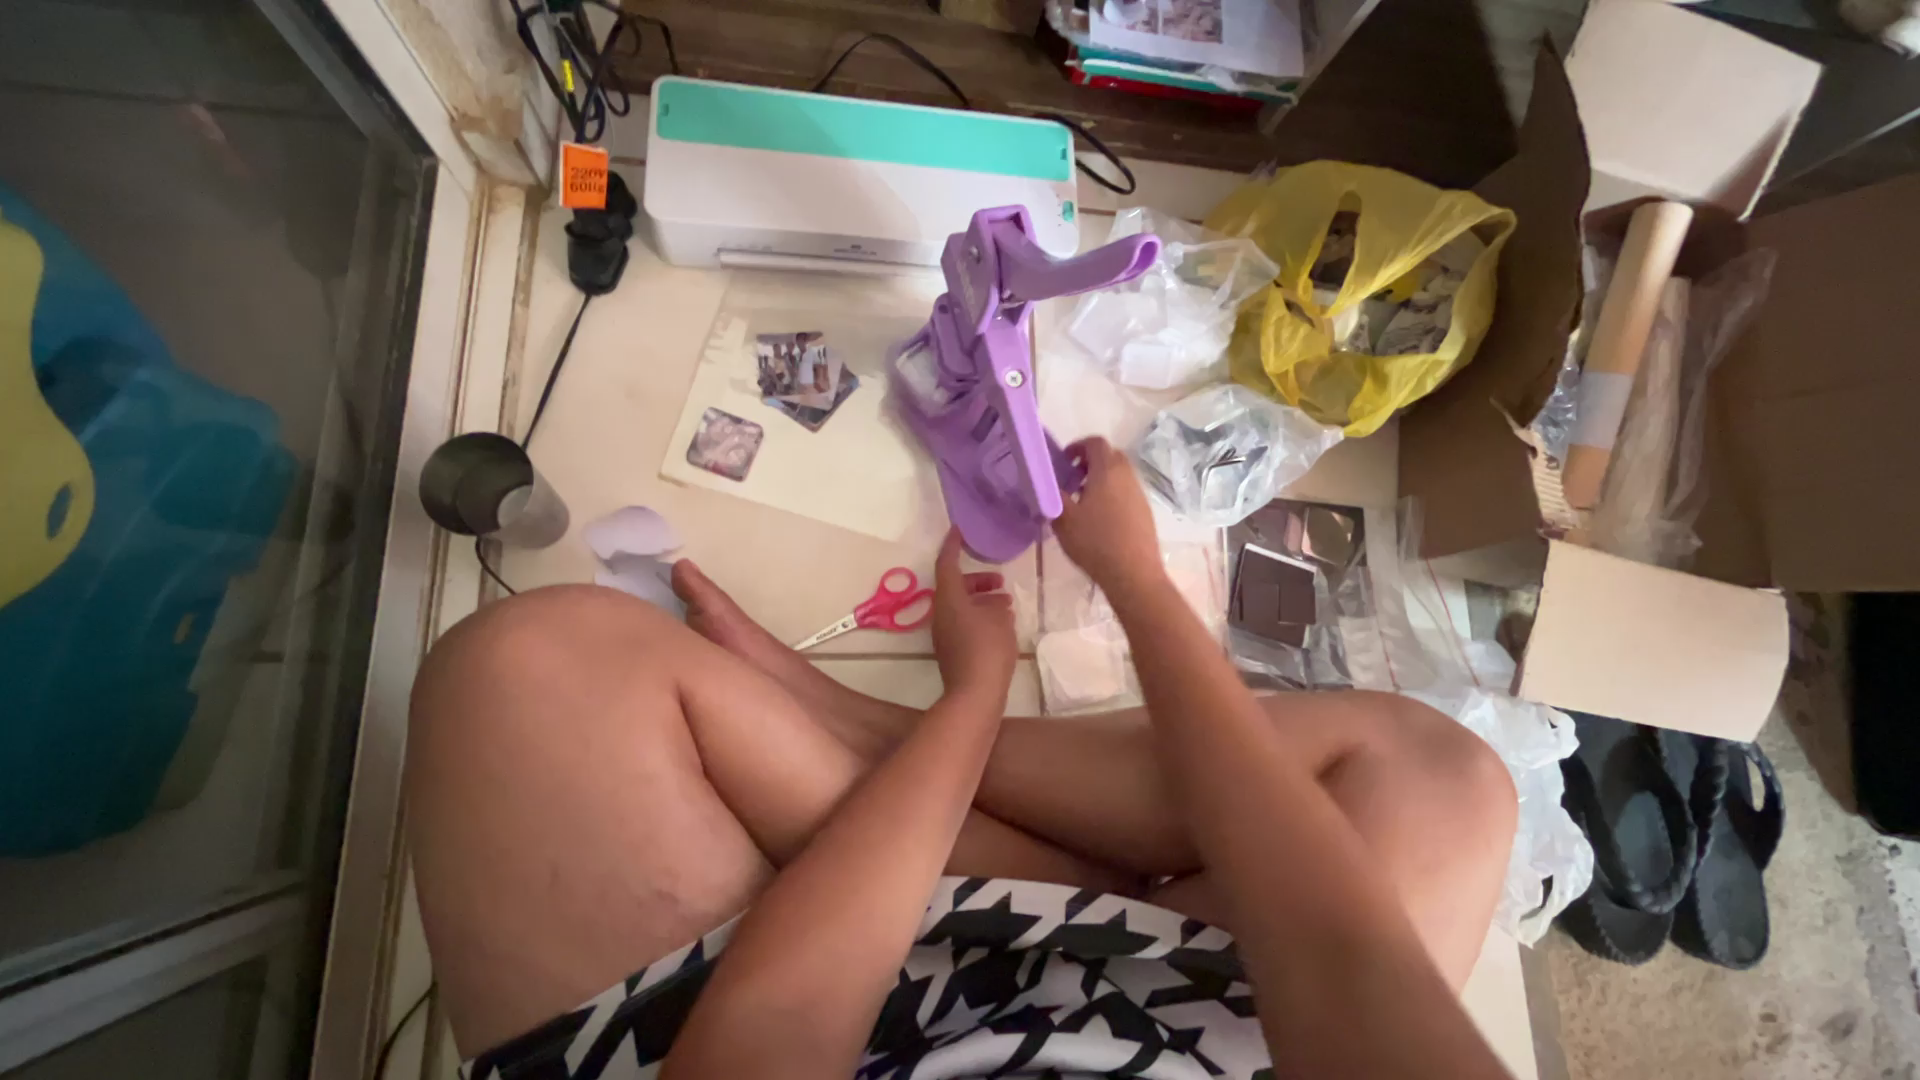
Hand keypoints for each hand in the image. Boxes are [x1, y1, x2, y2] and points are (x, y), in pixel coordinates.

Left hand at [931, 528, 1016, 709]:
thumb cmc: (988, 650)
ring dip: (980, 599)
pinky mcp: (951, 649)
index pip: (946, 563)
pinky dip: (979, 615)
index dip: (953, 545)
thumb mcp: (1000, 620)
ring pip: (959, 605)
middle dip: (976, 579)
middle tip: (999, 579)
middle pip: (954, 586)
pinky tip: (1001, 623)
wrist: (974, 694)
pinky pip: (963, 622)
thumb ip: (997, 605)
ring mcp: (944, 633)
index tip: (960, 530)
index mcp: (948, 599)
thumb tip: (996, 604)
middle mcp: (940, 613)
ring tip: (1006, 603)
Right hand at [1052, 437, 1165, 599]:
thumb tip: (1046, 485)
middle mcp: (1127, 476)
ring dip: (1101, 480)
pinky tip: (1100, 520)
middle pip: (1110, 456)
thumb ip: (1052, 496)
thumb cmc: (1095, 542)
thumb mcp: (1063, 519)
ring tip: (1083, 502)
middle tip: (1072, 480)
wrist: (1133, 573)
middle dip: (1090, 462)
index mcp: (1107, 471)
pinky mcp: (1145, 512)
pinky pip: (1127, 492)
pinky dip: (1112, 495)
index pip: (1095, 443)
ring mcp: (1139, 494)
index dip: (1078, 446)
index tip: (1064, 462)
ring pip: (1120, 475)